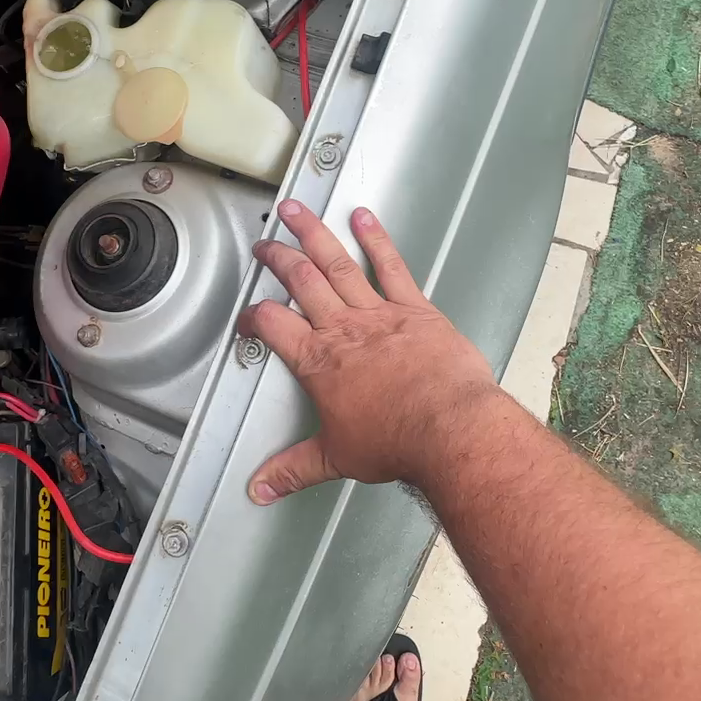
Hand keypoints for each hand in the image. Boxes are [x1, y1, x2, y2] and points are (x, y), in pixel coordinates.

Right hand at [244, 201, 499, 503]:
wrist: (451, 429)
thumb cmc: (395, 441)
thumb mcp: (336, 458)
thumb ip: (293, 470)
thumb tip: (260, 490)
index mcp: (318, 361)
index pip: (272, 326)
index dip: (254, 317)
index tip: (249, 317)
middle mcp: (341, 328)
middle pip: (300, 280)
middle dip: (277, 258)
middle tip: (264, 242)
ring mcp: (377, 312)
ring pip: (336, 263)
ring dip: (313, 233)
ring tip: (296, 210)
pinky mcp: (413, 307)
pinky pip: (391, 266)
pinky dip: (376, 239)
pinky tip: (364, 217)